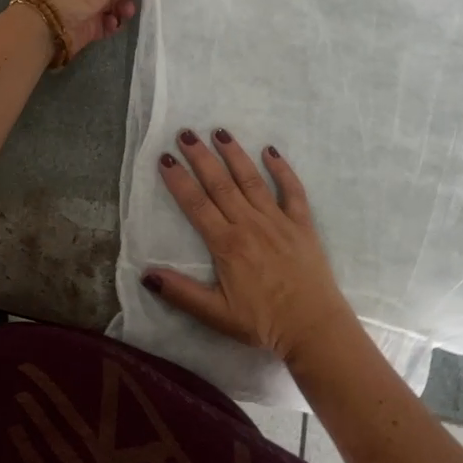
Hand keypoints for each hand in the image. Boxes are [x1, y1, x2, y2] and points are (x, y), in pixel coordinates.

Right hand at [142, 129, 356, 367]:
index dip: (179, 180)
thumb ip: (182, 293)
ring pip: (252, 180)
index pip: (196, 204)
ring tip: (219, 131)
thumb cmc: (264, 323)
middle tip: (186, 133)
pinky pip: (292, 191)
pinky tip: (271, 151)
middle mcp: (250, 225)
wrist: (316, 331)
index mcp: (227, 245)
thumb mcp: (217, 315)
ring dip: (235, 154)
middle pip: (220, 184)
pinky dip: (283, 170)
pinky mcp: (302, 225)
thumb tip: (146, 275)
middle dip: (201, 157)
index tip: (165, 158)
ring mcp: (278, 222)